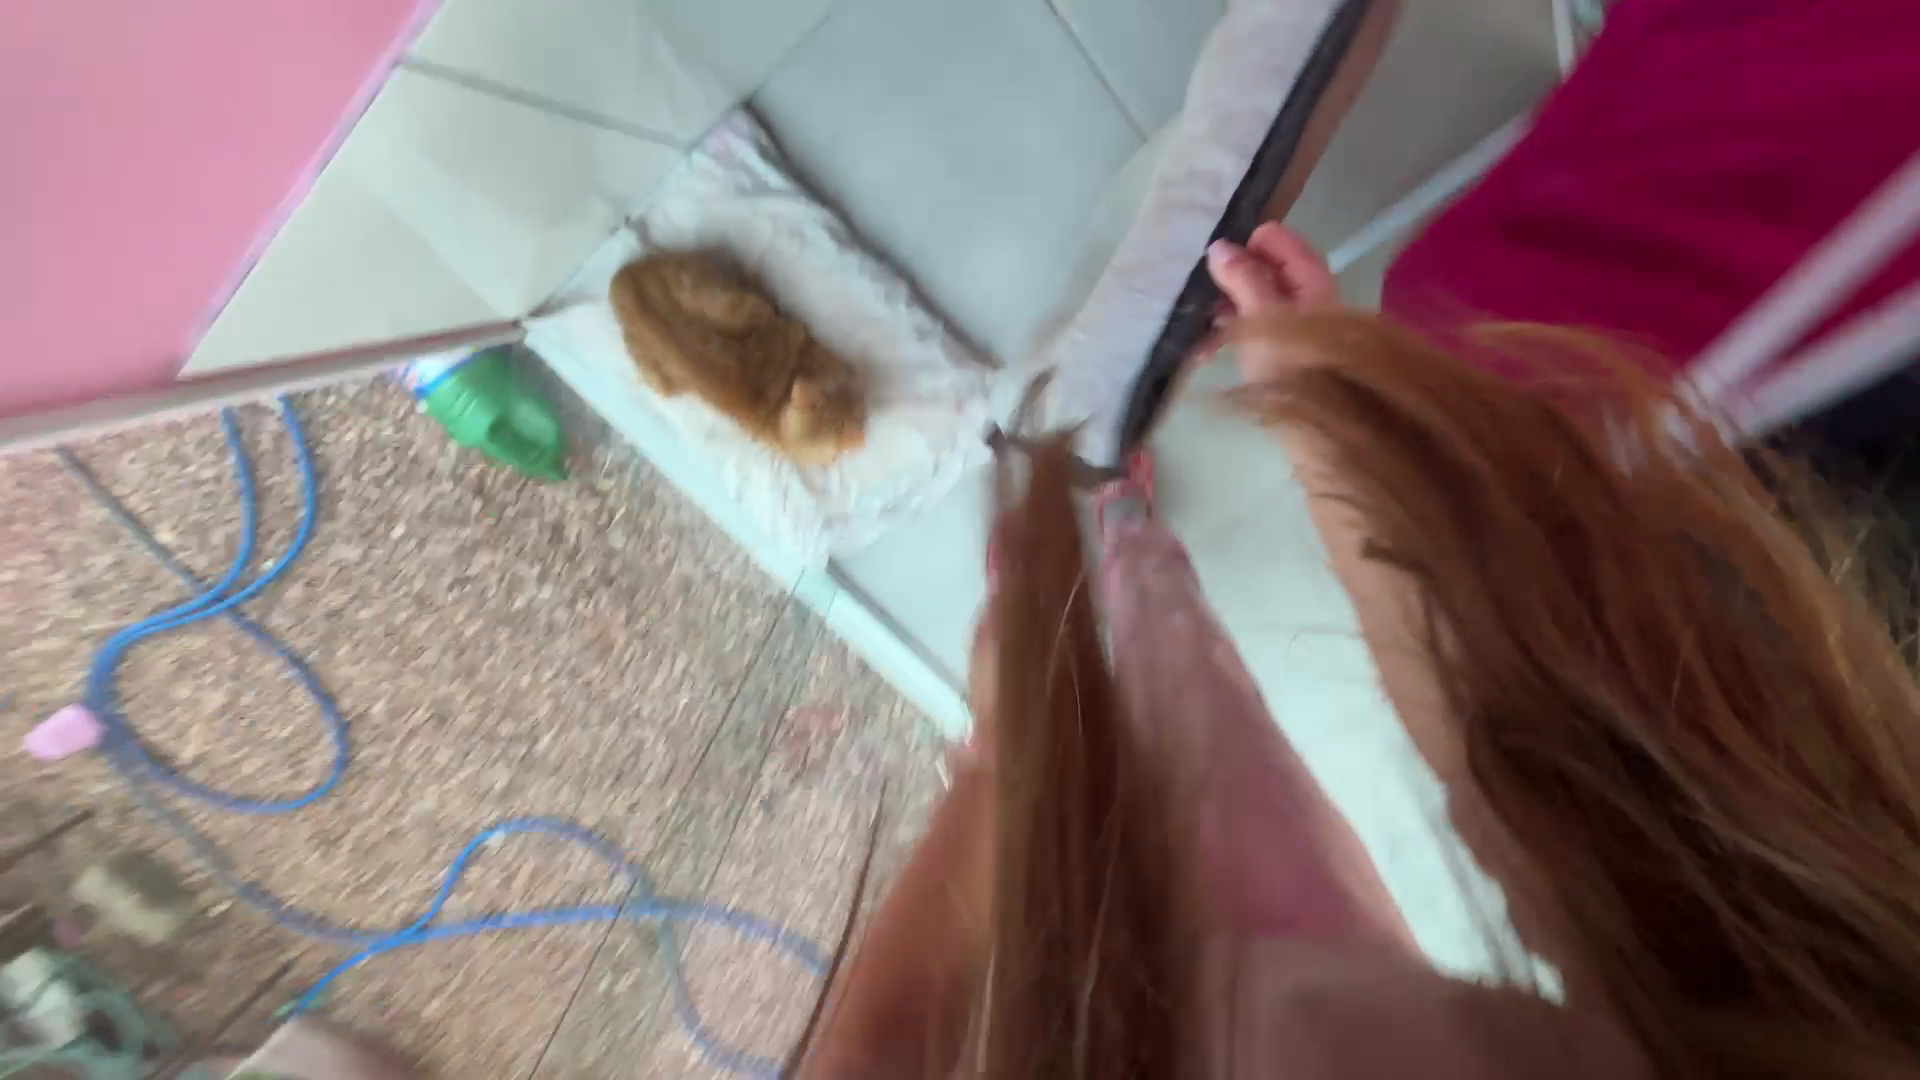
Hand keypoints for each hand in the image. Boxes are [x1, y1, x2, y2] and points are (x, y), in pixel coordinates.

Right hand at [1203, 223, 1338, 383]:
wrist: (1311, 429)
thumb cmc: (1291, 367)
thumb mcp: (1263, 317)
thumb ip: (1243, 280)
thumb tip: (1219, 247)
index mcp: (1311, 281)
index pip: (1280, 241)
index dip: (1247, 242)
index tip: (1213, 257)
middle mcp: (1305, 299)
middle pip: (1264, 273)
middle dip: (1228, 279)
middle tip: (1197, 291)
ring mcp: (1291, 329)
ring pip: (1251, 305)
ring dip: (1222, 311)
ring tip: (1194, 326)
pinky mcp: (1276, 356)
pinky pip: (1248, 334)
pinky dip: (1227, 337)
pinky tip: (1203, 353)